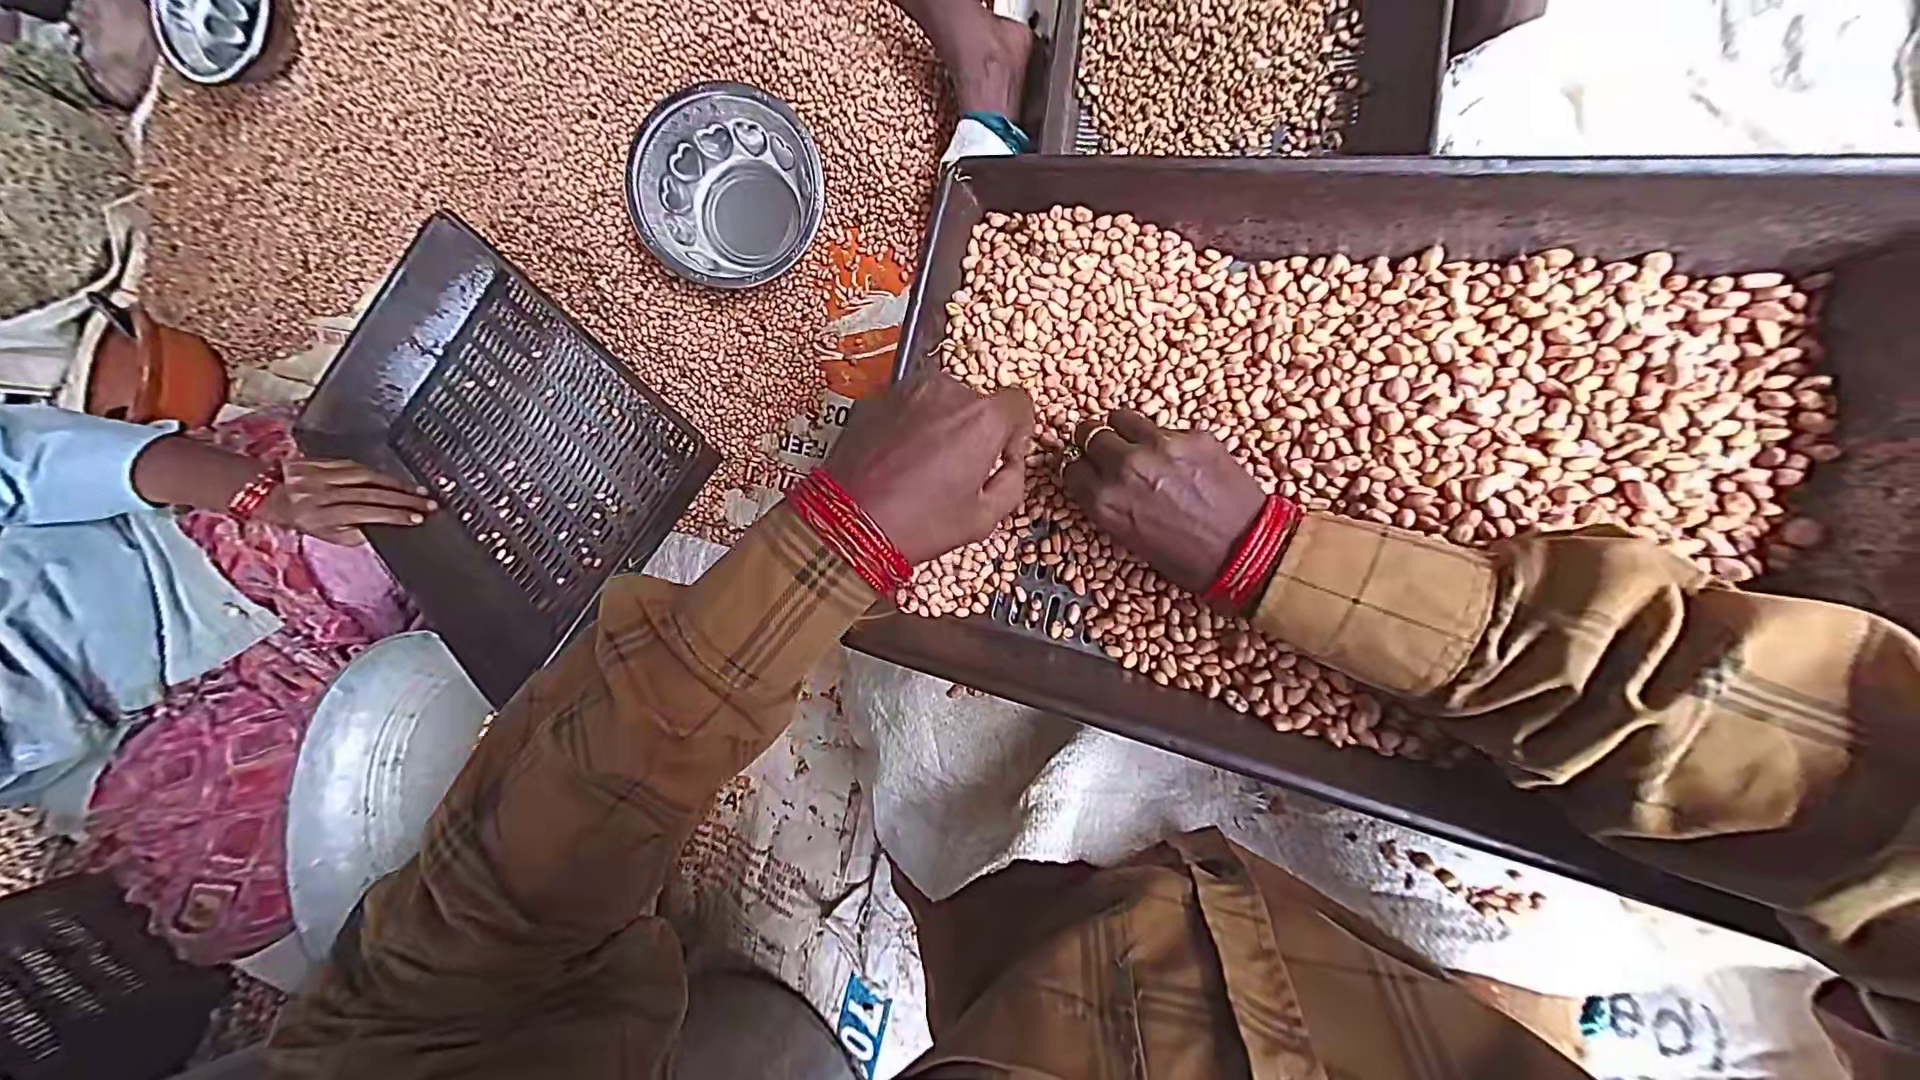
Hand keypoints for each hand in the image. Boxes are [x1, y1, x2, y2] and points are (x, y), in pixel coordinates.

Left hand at [258, 460, 437, 546]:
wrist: (267, 495)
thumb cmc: (303, 519)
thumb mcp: (325, 534)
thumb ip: (354, 532)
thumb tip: (387, 527)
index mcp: (318, 515)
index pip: (364, 513)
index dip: (394, 515)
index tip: (418, 518)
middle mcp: (316, 493)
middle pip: (370, 494)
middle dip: (405, 499)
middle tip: (429, 503)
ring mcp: (316, 474)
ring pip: (366, 476)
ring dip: (396, 483)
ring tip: (418, 490)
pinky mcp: (317, 461)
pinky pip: (353, 465)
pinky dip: (376, 472)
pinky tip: (393, 478)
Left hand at [823, 374, 1032, 563]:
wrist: (848, 522)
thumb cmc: (915, 523)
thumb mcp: (982, 519)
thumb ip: (1012, 483)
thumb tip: (1011, 467)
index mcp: (982, 419)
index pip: (1019, 404)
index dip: (1018, 433)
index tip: (1004, 455)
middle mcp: (947, 392)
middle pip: (979, 404)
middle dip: (977, 433)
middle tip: (960, 472)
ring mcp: (910, 391)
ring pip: (945, 402)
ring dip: (945, 426)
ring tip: (928, 467)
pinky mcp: (880, 398)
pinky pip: (913, 406)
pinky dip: (915, 426)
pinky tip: (904, 461)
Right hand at [1061, 411, 1265, 593]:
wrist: (1247, 552)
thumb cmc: (1188, 558)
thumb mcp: (1129, 539)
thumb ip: (1108, 505)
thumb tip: (1101, 484)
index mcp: (1104, 501)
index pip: (1071, 468)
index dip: (1078, 467)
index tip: (1085, 468)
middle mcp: (1124, 468)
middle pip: (1089, 434)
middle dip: (1092, 441)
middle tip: (1102, 447)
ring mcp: (1159, 447)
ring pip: (1121, 418)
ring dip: (1121, 430)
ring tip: (1132, 441)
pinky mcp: (1192, 436)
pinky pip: (1163, 428)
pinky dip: (1163, 439)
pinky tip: (1175, 457)